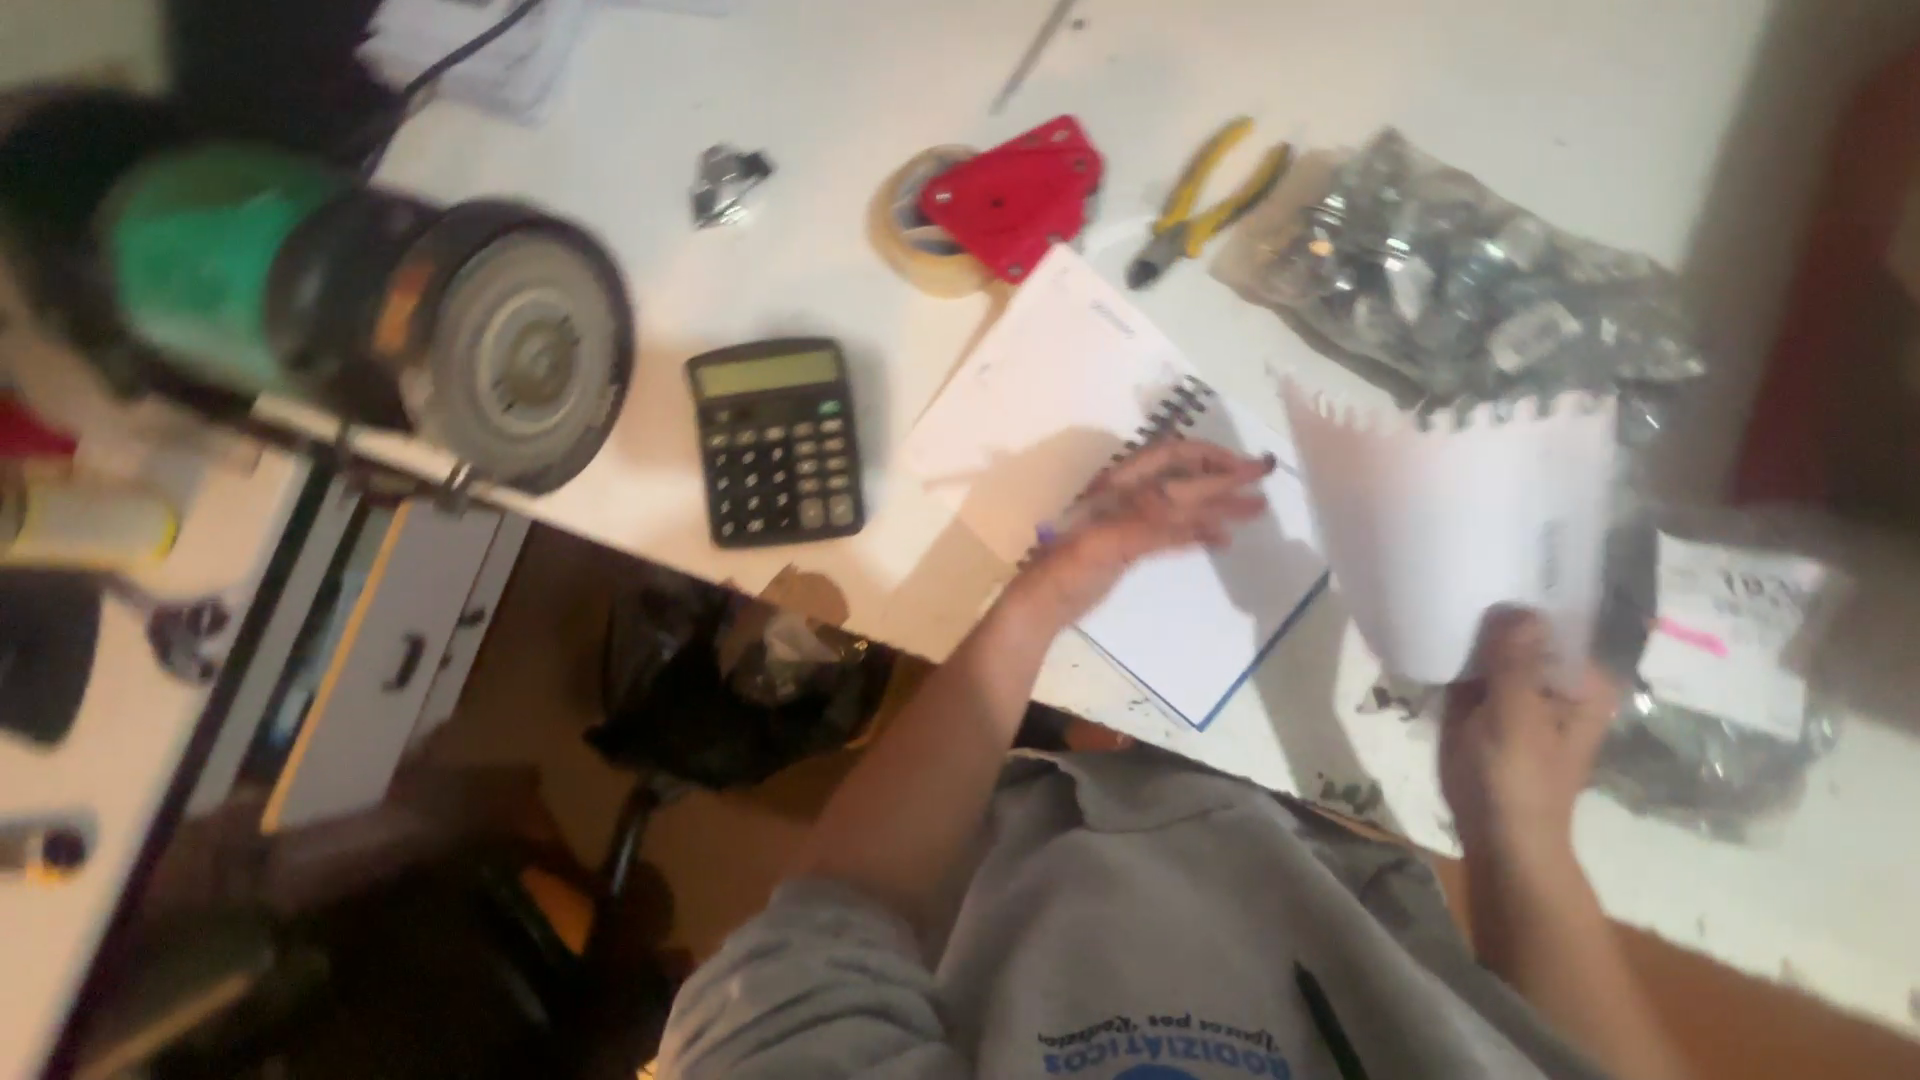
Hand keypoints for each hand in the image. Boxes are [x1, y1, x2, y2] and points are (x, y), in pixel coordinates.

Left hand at [999, 439, 1273, 632]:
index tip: (1247, 469)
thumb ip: (1143, 524)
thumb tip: (1186, 504)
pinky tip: (1223, 538)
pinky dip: (1199, 531)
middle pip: (1182, 477)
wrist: (1042, 603)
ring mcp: (1129, 521)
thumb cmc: (1066, 571)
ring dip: (1217, 504)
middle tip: (1264, 479)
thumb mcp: (1102, 544)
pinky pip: (1172, 532)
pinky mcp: (1131, 547)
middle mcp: (1126, 496)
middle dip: (1223, 477)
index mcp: (1118, 486)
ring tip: (1256, 509)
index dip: (1210, 459)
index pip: (1172, 458)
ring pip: (1181, 505)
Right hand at [1439, 608, 1618, 870]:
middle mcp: (1551, 681)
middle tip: (1453, 585)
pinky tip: (1428, 635)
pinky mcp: (1481, 705)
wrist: (1496, 833)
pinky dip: (1449, 655)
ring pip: (1489, 648)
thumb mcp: (1517, 719)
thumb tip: (1520, 608)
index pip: (1553, 626)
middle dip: (1489, 616)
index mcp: (1579, 683)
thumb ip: (1516, 665)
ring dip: (1466, 634)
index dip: (1522, 603)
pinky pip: (1466, 668)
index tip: (1487, 578)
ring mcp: (1514, 692)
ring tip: (1437, 601)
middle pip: (1519, 633)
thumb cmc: (1518, 779)